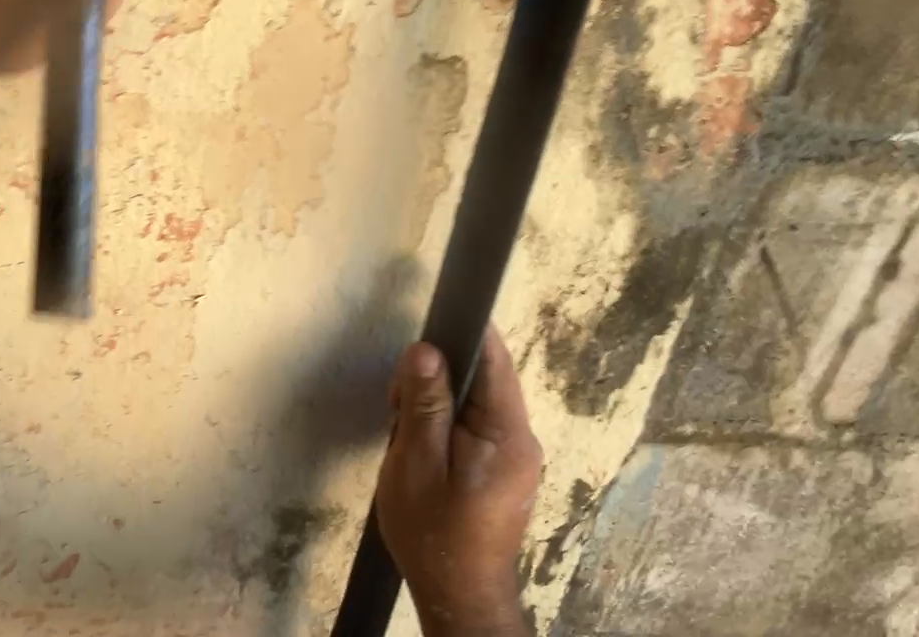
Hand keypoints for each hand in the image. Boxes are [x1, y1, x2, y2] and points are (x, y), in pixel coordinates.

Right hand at [376, 330, 543, 636]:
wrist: (457, 595)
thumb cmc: (433, 530)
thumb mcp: (417, 462)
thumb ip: (423, 403)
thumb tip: (425, 349)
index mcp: (507, 432)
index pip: (494, 358)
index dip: (463, 331)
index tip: (428, 323)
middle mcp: (521, 437)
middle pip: (482, 376)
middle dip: (435, 376)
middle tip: (397, 405)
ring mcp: (515, 454)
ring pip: (473, 399)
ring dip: (435, 402)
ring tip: (405, 431)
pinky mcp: (502, 467)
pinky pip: (473, 422)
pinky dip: (443, 422)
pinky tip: (420, 444)